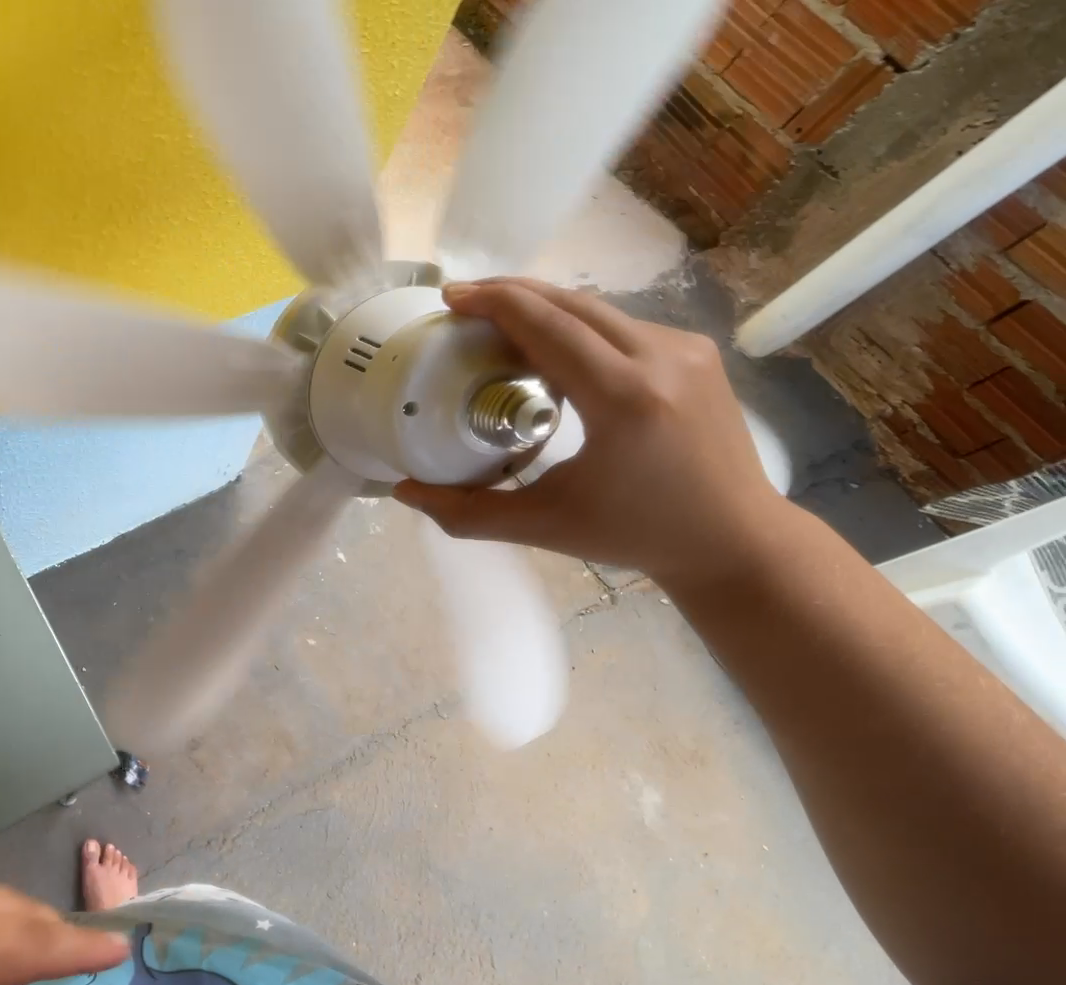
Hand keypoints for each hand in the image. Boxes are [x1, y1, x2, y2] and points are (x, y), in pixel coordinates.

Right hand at [396, 278, 794, 586]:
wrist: (734, 538)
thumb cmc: (634, 534)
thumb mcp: (542, 525)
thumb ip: (466, 511)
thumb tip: (403, 491)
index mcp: (622, 397)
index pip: (546, 324)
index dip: (492, 303)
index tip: (449, 299)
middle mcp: (660, 358)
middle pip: (570, 303)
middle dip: (510, 294)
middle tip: (461, 304)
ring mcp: (685, 350)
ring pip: (597, 309)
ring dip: (542, 308)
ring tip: (495, 326)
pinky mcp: (695, 354)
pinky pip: (620, 325)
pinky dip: (575, 326)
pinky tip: (548, 351)